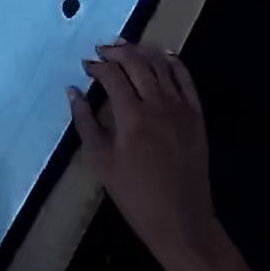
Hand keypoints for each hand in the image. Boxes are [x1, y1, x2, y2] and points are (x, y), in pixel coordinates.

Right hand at [68, 42, 215, 264]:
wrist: (182, 222)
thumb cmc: (135, 195)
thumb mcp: (100, 161)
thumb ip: (85, 122)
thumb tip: (73, 91)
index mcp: (132, 116)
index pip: (111, 75)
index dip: (96, 66)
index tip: (85, 66)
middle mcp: (158, 105)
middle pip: (136, 62)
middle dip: (116, 52)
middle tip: (102, 50)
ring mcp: (181, 108)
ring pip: (160, 65)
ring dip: (141, 51)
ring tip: (125, 47)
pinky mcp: (197, 116)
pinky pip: (186, 79)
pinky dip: (173, 63)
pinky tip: (162, 56)